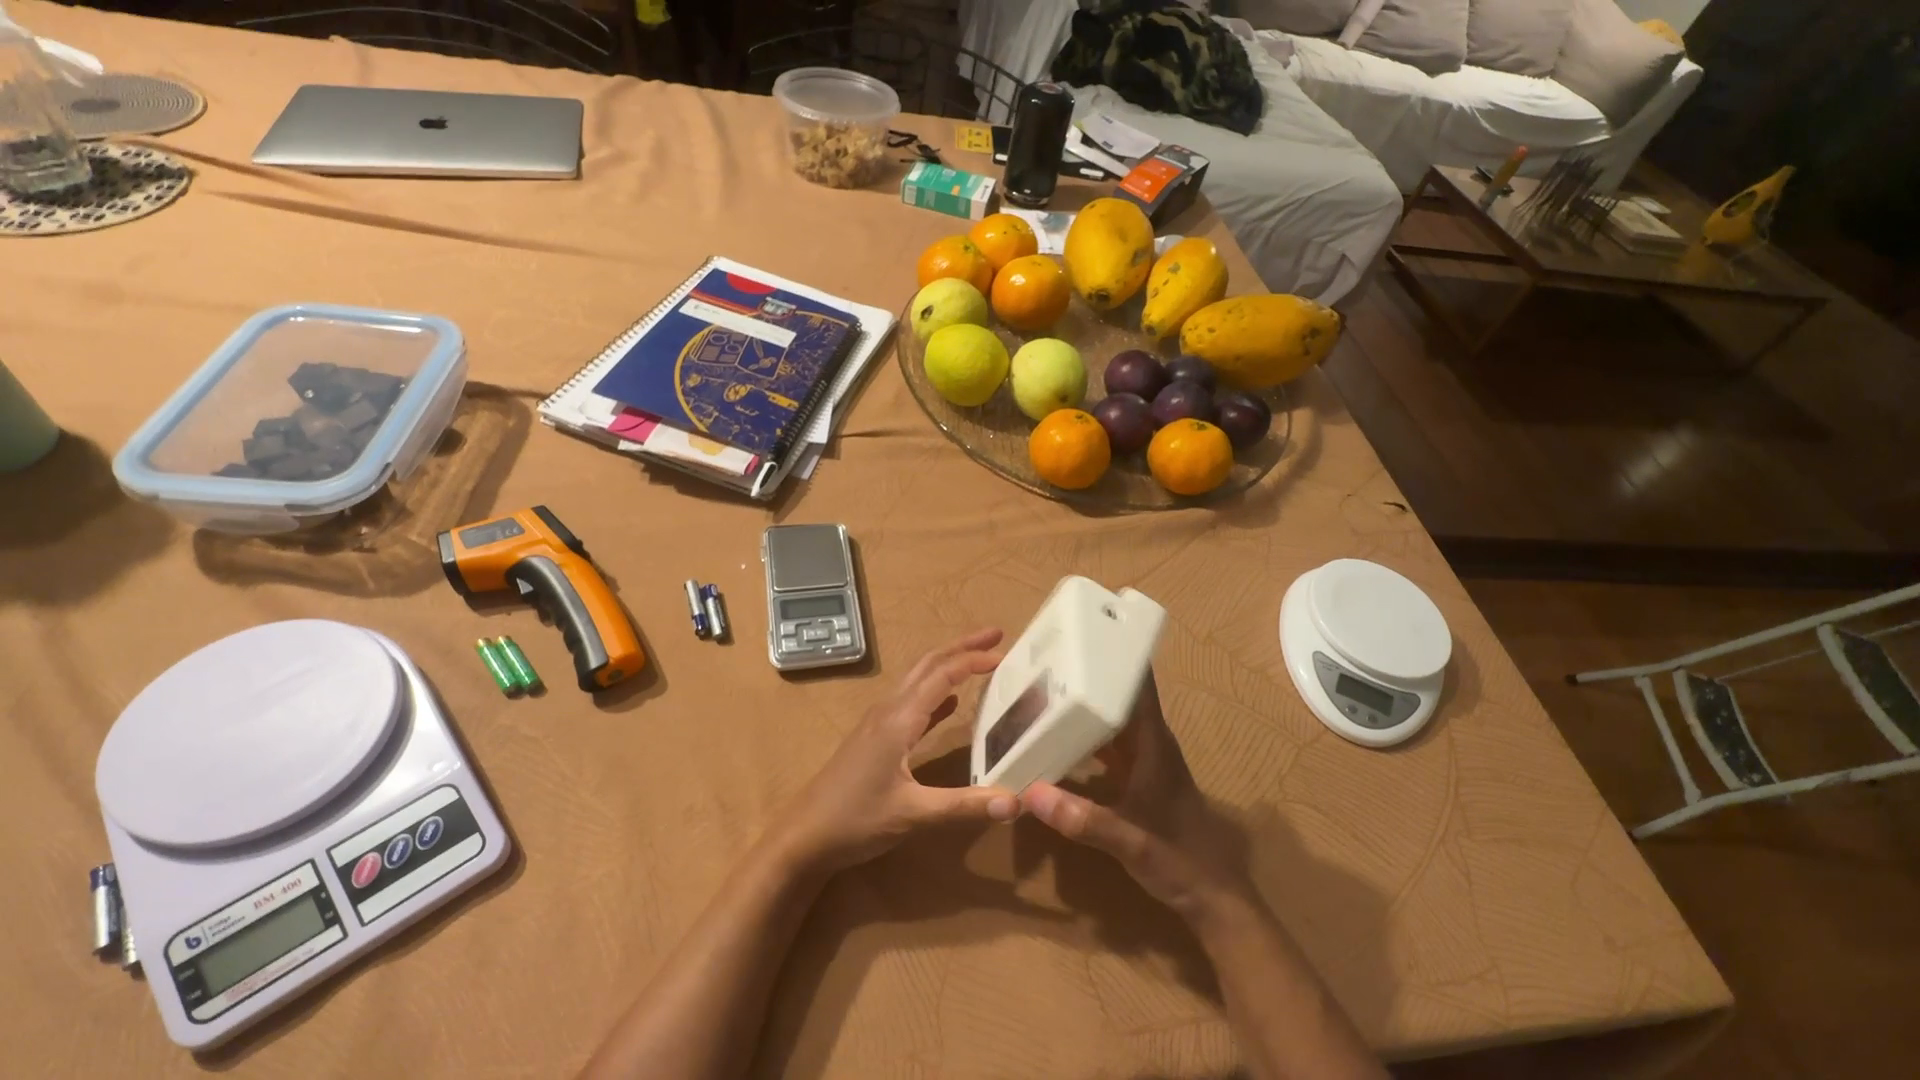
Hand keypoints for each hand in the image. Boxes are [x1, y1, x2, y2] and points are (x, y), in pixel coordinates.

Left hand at [770, 628, 1019, 874]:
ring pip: (917, 682)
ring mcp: (878, 725)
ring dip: (948, 667)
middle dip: (961, 648)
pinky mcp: (875, 741)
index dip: (973, 660)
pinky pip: (911, 706)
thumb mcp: (913, 815)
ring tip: (979, 660)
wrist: (805, 837)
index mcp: (897, 720)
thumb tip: (1016, 801)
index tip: (1006, 653)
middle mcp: (888, 713)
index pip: (941, 675)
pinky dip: (936, 696)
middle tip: (996, 636)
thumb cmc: (855, 821)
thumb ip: (964, 806)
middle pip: (928, 666)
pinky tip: (951, 704)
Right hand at [1021, 671, 1251, 919]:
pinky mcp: (1137, 780)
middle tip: (1045, 655)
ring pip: (1111, 720)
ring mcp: (1143, 761)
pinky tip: (1055, 738)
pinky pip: (1106, 746)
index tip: (1087, 628)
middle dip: (1088, 674)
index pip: (1137, 686)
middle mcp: (1149, 744)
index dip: (1117, 655)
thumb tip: (1031, 793)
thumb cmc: (1179, 860)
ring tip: (1042, 688)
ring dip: (1084, 705)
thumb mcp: (1128, 841)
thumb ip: (1083, 820)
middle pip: (1118, 696)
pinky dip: (1084, 737)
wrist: (1213, 895)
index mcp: (1153, 745)